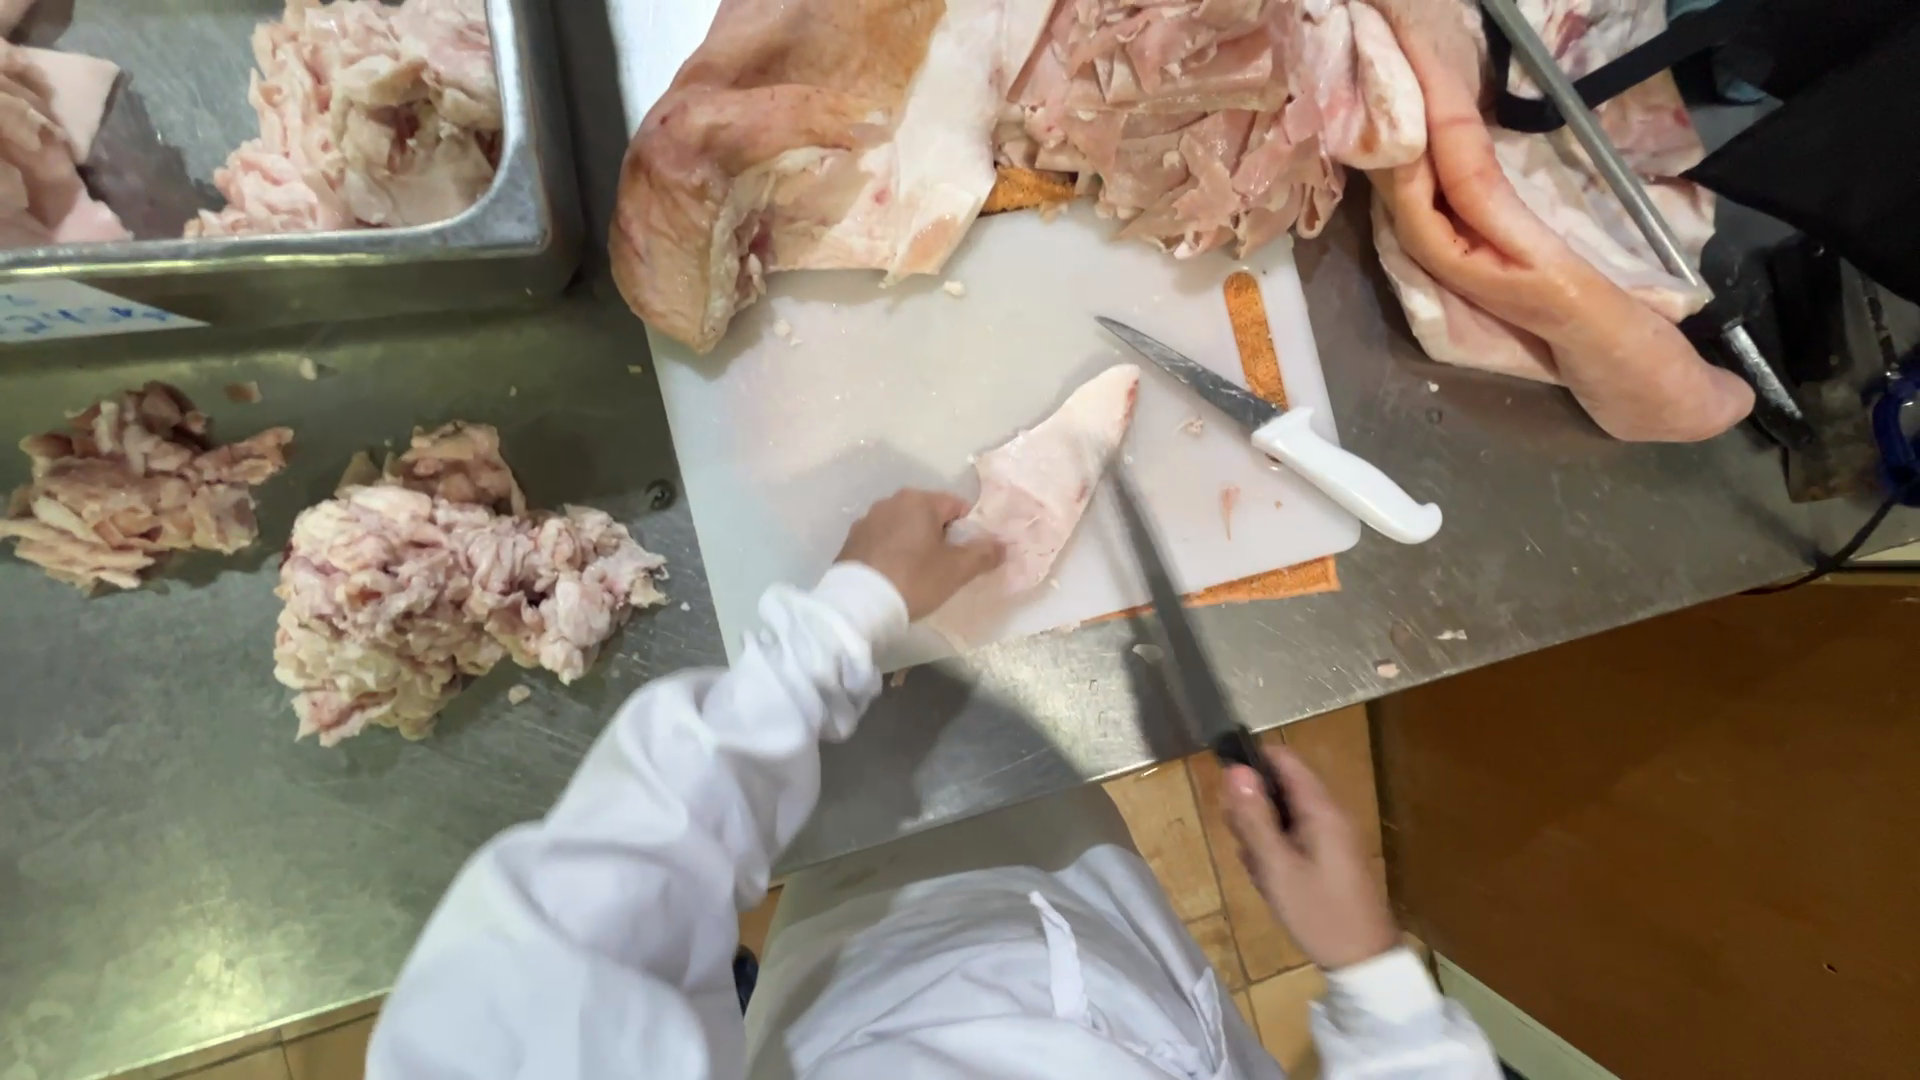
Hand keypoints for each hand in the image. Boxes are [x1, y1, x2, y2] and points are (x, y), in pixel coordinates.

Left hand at [836, 489, 1002, 619]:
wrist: (857, 605)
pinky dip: (893, 553)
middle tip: (944, 568)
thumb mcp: (956, 570)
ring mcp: (867, 519)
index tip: (966, 556)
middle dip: (940, 537)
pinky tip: (894, 575)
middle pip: (928, 515)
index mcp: (919, 500)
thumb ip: (983, 554)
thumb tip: (1002, 545)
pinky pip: (883, 541)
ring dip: (915, 544)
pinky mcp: (851, 540)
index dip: (968, 531)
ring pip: (904, 528)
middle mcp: (891, 501)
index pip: (956, 506)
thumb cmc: (913, 580)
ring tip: (917, 575)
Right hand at [1221, 745, 1398, 970]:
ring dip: (1260, 832)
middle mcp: (1328, 814)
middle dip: (1252, 807)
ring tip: (1256, 865)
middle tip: (1240, 840)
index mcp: (1320, 809)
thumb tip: (1235, 769)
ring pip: (1281, 813)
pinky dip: (1274, 849)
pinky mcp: (1329, 855)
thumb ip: (1254, 817)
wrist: (1363, 964)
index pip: (1282, 758)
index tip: (1227, 789)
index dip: (1251, 763)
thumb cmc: (1319, 913)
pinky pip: (1292, 836)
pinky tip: (1270, 877)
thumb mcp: (1276, 866)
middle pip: (1278, 785)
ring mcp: (1330, 835)